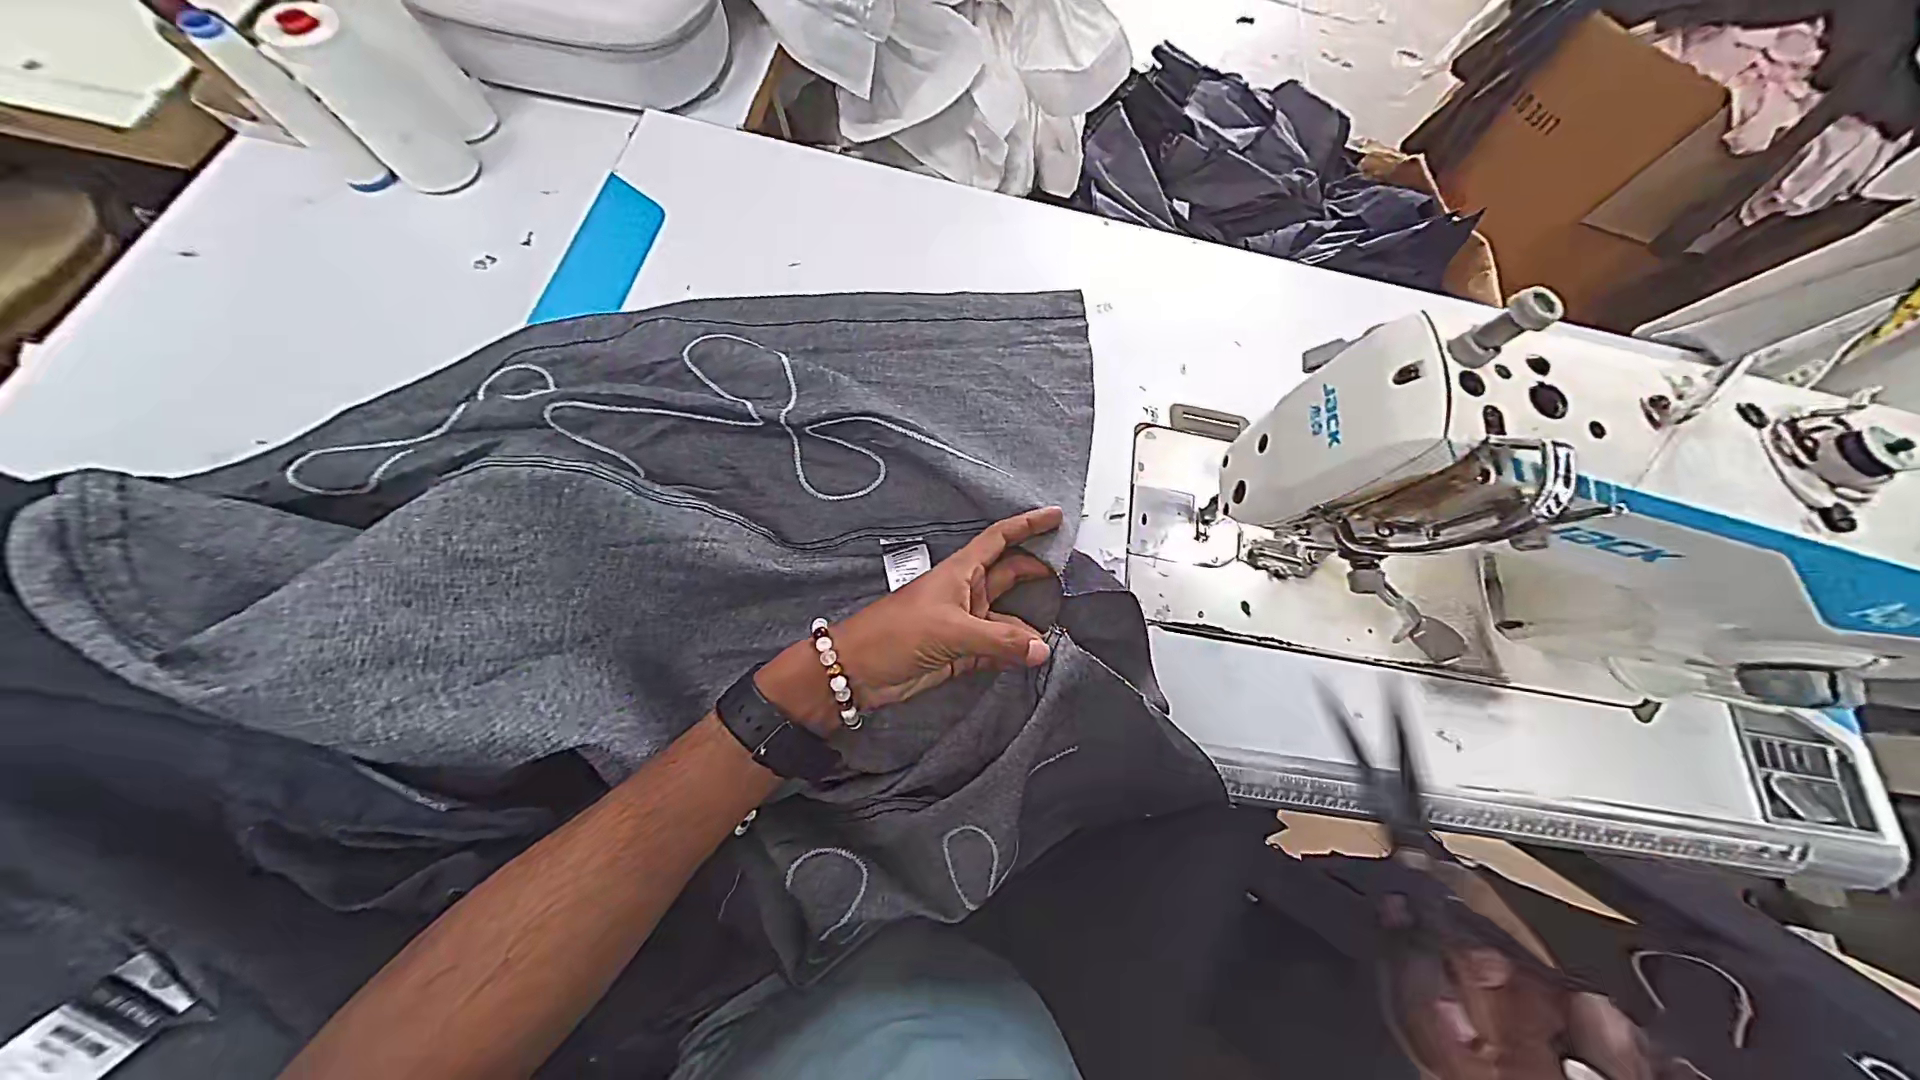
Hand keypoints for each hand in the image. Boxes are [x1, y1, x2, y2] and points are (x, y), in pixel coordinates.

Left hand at [756, 506, 1063, 734]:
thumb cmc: (891, 633)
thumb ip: (999, 640)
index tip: (1054, 517)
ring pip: (1009, 617)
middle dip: (1038, 575)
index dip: (1027, 525)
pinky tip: (1030, 657)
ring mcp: (966, 621)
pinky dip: (1015, 652)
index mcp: (960, 571)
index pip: (1000, 539)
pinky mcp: (962, 650)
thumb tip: (1039, 648)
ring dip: (1028, 627)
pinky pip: (999, 647)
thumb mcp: (950, 630)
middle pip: (1011, 575)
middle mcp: (966, 592)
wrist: (859, 671)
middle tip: (1069, 577)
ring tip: (1052, 635)